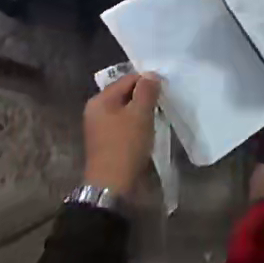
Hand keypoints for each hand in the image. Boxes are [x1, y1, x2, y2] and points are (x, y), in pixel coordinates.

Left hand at [82, 73, 161, 195]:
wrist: (113, 186)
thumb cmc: (126, 146)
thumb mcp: (139, 114)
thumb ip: (146, 91)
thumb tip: (151, 75)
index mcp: (100, 100)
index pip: (127, 79)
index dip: (147, 81)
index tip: (166, 89)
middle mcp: (97, 111)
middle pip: (126, 95)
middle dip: (145, 97)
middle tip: (165, 103)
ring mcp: (101, 129)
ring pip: (127, 112)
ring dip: (143, 113)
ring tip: (160, 117)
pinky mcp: (108, 143)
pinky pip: (126, 127)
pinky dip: (138, 126)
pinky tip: (150, 132)